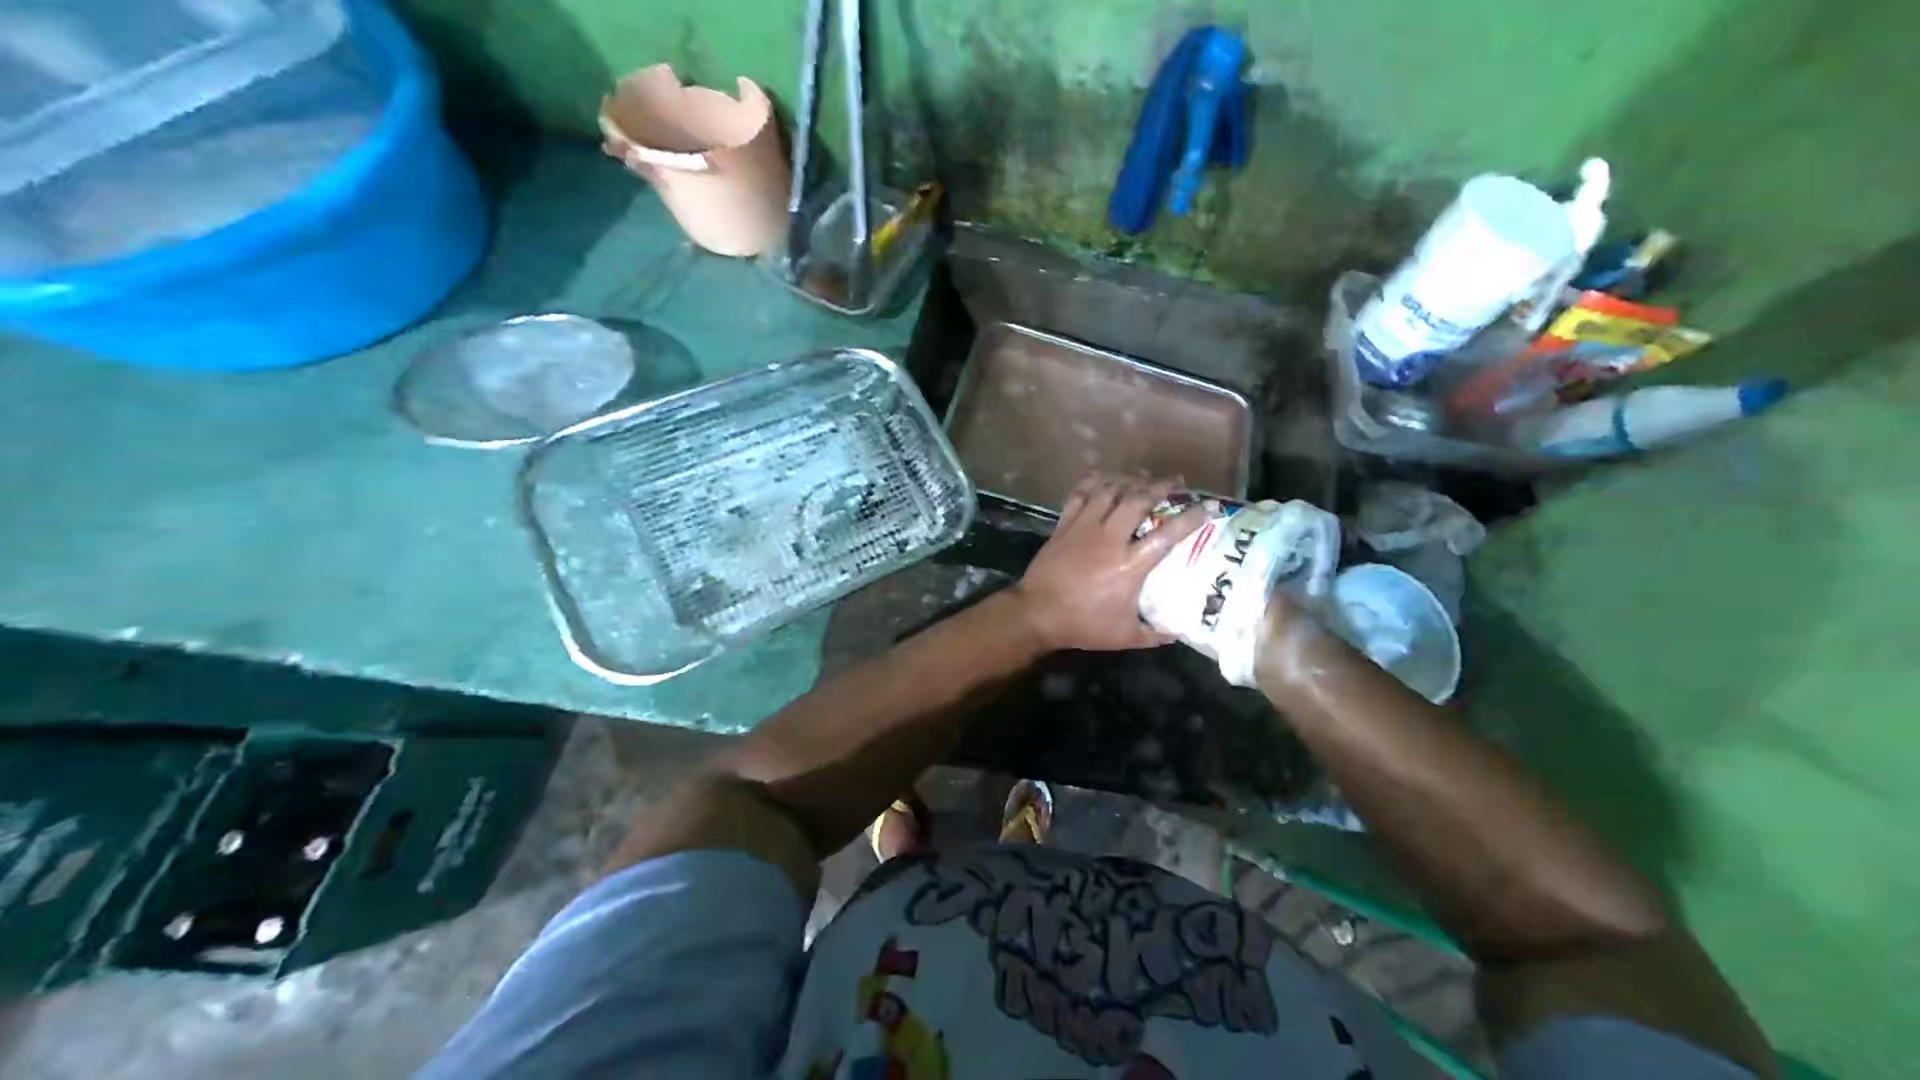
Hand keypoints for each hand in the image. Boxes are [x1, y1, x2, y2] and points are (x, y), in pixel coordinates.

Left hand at [1011, 474, 1206, 651]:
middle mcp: (1110, 539)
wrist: (1036, 613)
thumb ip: (1154, 634)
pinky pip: (1080, 495)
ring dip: (1129, 480)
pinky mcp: (1064, 526)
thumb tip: (1177, 632)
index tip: (1208, 505)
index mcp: (1130, 565)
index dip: (1191, 517)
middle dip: (1159, 486)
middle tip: (1174, 481)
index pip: (1168, 534)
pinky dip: (1094, 483)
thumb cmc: (1083, 625)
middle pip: (1138, 500)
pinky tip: (1104, 478)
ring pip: (1109, 491)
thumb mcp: (1125, 636)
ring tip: (1142, 478)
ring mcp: (1084, 528)